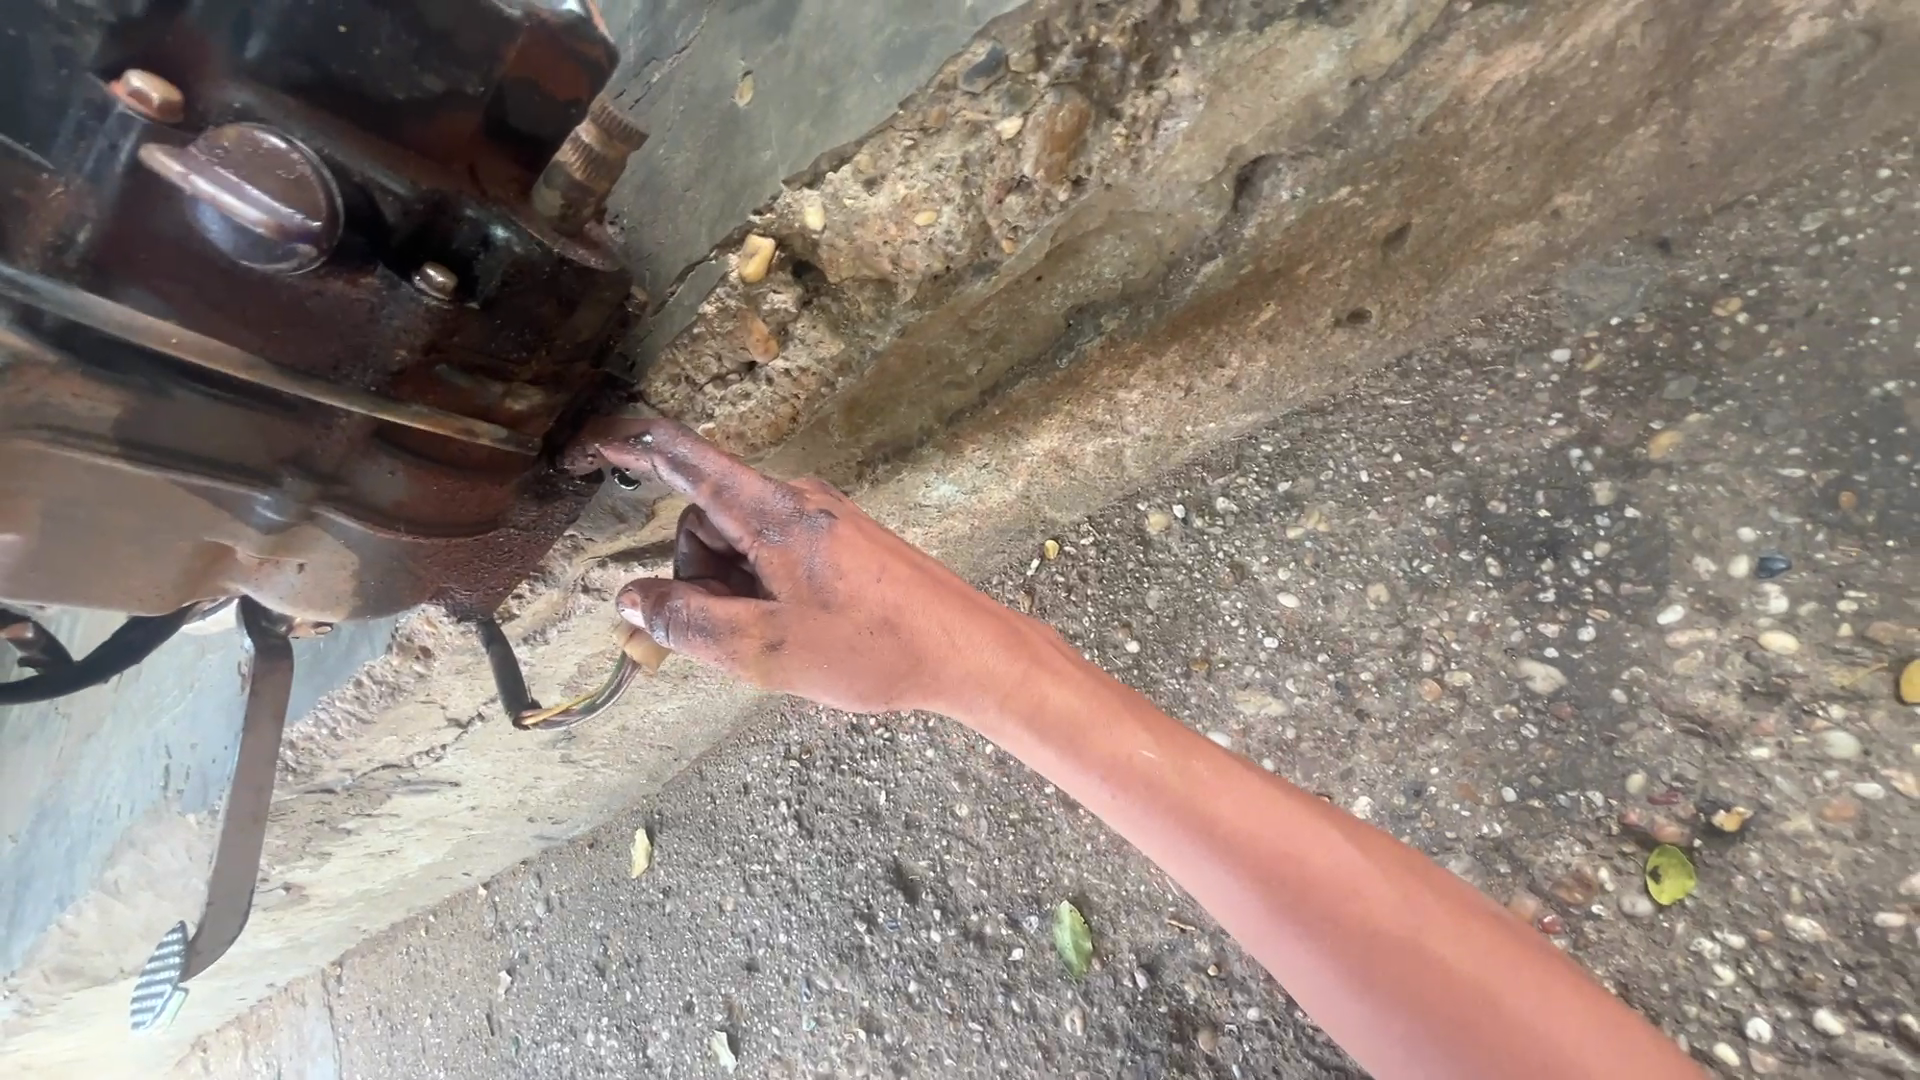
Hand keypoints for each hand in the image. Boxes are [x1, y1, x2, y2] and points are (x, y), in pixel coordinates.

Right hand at [565, 419, 1058, 713]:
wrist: (964, 648)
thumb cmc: (871, 647)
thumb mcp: (764, 649)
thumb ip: (686, 622)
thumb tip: (630, 598)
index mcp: (771, 510)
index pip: (682, 459)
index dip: (626, 449)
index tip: (584, 449)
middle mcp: (796, 499)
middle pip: (707, 520)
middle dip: (701, 576)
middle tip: (742, 633)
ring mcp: (824, 518)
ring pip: (742, 543)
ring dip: (737, 590)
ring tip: (783, 636)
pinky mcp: (843, 539)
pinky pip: (777, 554)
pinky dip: (767, 590)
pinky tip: (805, 629)